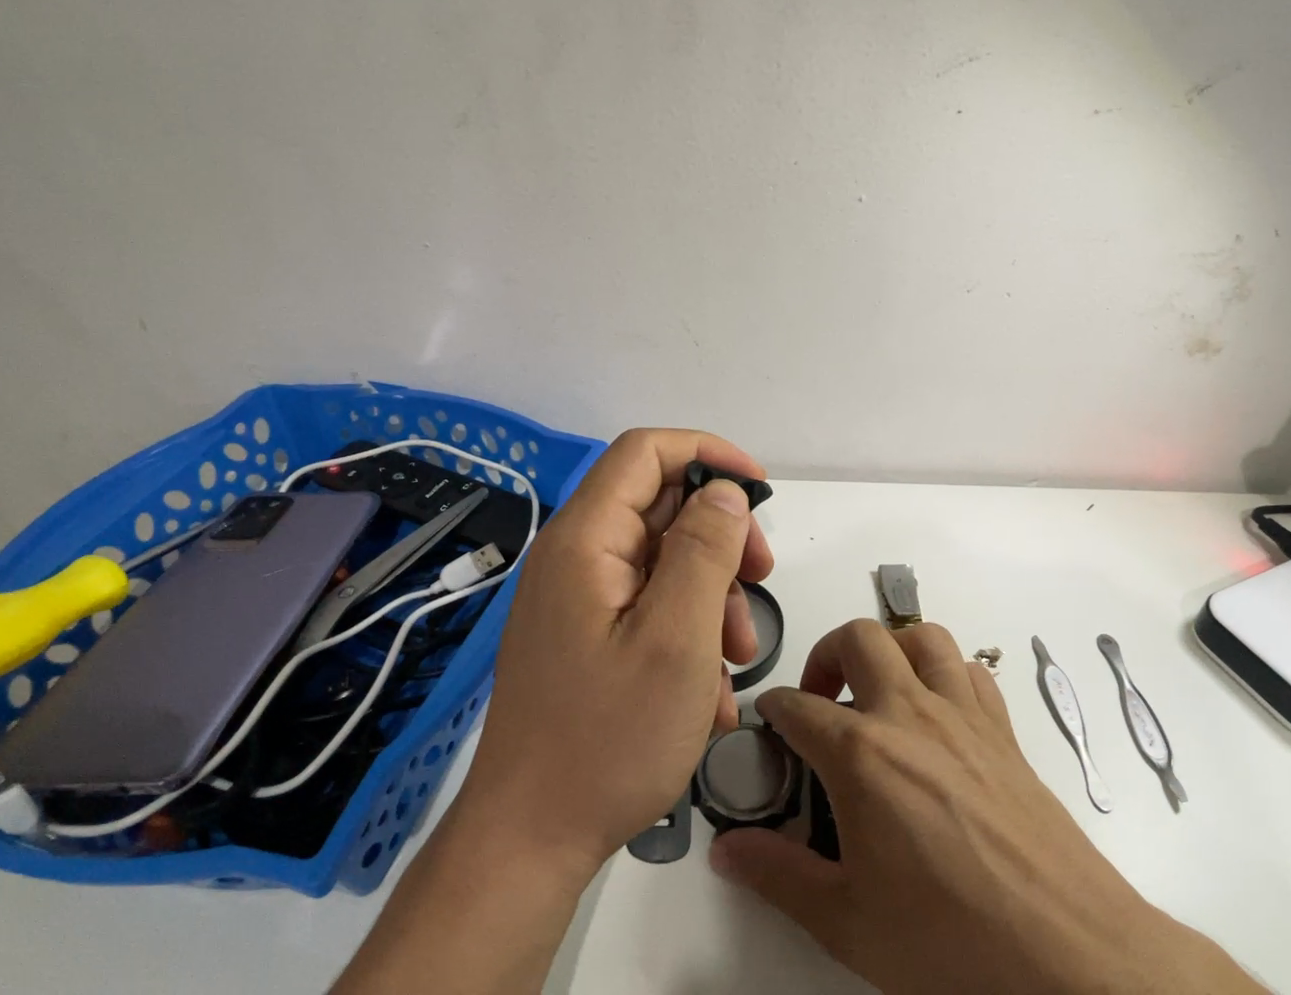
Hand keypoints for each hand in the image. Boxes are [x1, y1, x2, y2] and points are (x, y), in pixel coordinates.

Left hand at [456, 428, 772, 872]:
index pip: (646, 452)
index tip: (760, 494)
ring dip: (711, 603)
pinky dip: (686, 640)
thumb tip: (722, 491)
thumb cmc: (608, 737)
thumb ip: (704, 551)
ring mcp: (577, 603)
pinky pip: (647, 614)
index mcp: (585, 541)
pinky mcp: (584, 642)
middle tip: (757, 594)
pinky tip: (706, 698)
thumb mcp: (676, 638)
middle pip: (661, 511)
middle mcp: (574, 559)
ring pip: (663, 568)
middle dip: (720, 546)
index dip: (708, 455)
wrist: (530, 838)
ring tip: (734, 666)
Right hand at [711, 620, 1261, 994]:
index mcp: (862, 753)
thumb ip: (779, 875)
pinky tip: (937, 717)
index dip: (772, 711)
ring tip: (878, 694)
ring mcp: (965, 717)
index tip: (768, 728)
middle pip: (860, 638)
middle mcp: (911, 715)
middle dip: (826, 655)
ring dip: (891, 649)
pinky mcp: (1006, 734)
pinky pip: (971, 673)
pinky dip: (945, 673)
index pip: (796, 706)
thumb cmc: (948, 938)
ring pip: (923, 637)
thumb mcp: (846, 919)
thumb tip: (727, 849)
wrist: (1067, 953)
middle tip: (820, 702)